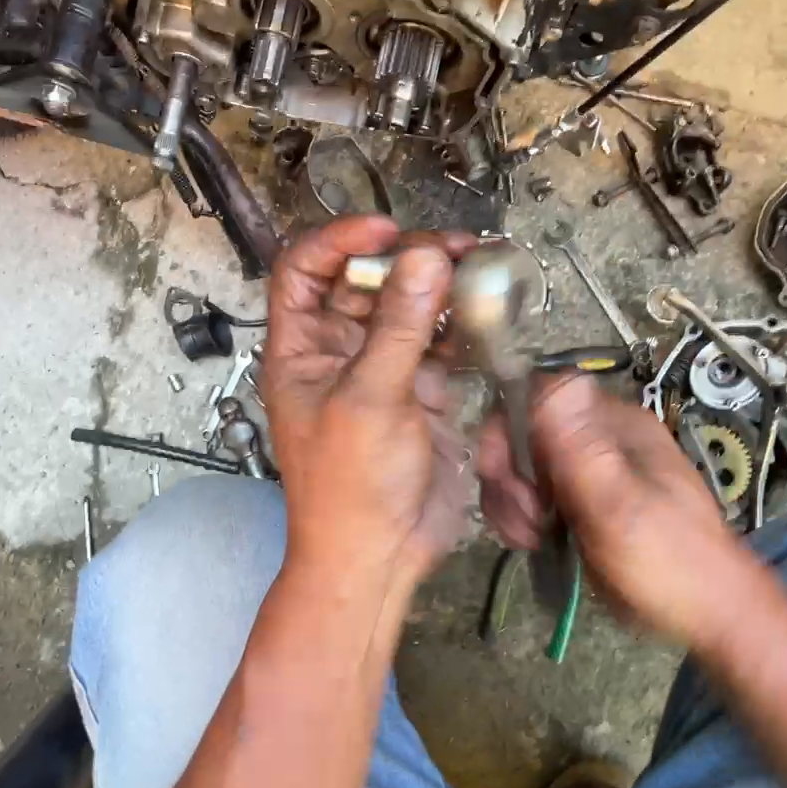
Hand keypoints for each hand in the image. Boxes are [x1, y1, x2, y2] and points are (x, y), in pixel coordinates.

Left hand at [262, 216, 478, 594]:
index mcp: (299, 350)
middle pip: (364, 282)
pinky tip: (487, 309)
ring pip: (406, 308)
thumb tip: (426, 258)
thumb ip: (399, 328)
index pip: (302, 271)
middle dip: (405, 258)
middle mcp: (336, 352)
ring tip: (481, 264)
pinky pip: (438, 343)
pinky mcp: (420, 391)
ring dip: (439, 285)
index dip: (336, 242)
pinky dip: (461, 324)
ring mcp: (381, 370)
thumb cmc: (349, 485)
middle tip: (454, 247)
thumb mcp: (368, 400)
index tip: (385, 231)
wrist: (380, 555)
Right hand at [476, 374, 786, 651]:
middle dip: (508, 477)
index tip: (507, 478)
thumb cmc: (668, 561)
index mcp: (613, 424)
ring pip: (517, 467)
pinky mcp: (575, 501)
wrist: (706, 614)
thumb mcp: (620, 504)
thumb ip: (582, 446)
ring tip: (533, 537)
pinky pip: (527, 494)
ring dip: (510, 502)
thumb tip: (557, 378)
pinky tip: (533, 541)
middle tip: (528, 518)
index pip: (534, 397)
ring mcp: (585, 470)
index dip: (507, 432)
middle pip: (518, 433)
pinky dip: (517, 516)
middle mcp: (596, 437)